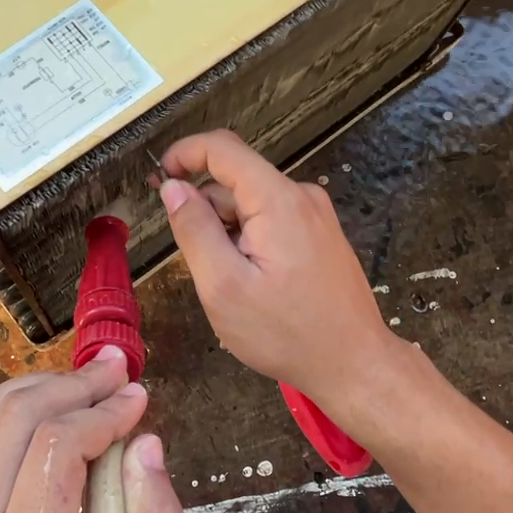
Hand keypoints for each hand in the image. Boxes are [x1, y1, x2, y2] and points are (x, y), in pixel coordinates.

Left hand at [0, 347, 182, 512]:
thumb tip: (144, 444)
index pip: (57, 444)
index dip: (103, 410)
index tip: (140, 399)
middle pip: (20, 415)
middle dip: (75, 384)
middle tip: (119, 373)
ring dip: (42, 384)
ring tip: (89, 381)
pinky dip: (14, 403)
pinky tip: (51, 402)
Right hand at [158, 130, 398, 407]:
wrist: (355, 365)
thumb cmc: (287, 332)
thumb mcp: (223, 286)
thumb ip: (194, 230)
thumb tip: (173, 187)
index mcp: (277, 199)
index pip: (222, 148)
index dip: (183, 154)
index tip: (157, 177)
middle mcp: (301, 196)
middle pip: (236, 180)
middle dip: (205, 211)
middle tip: (200, 265)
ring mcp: (315, 215)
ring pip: (251, 205)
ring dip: (227, 232)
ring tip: (233, 285)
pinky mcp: (320, 235)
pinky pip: (271, 221)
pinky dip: (249, 241)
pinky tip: (253, 284)